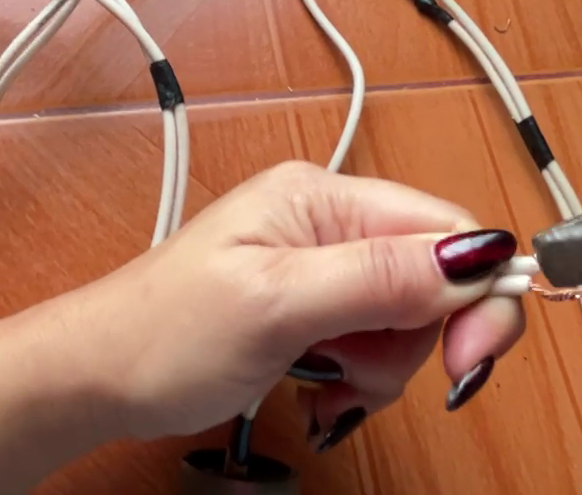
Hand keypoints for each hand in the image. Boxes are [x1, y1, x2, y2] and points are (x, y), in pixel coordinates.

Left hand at [51, 161, 527, 450]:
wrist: (106, 369)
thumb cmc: (167, 328)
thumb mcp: (274, 301)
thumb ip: (375, 277)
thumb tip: (473, 255)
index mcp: (320, 195)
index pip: (441, 225)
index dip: (475, 290)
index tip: (466, 358)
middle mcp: (327, 219)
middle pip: (433, 274)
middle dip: (418, 338)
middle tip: (367, 375)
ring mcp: (321, 261)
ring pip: (409, 315)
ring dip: (385, 364)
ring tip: (329, 379)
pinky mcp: (314, 301)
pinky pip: (375, 338)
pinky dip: (364, 373)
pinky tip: (324, 386)